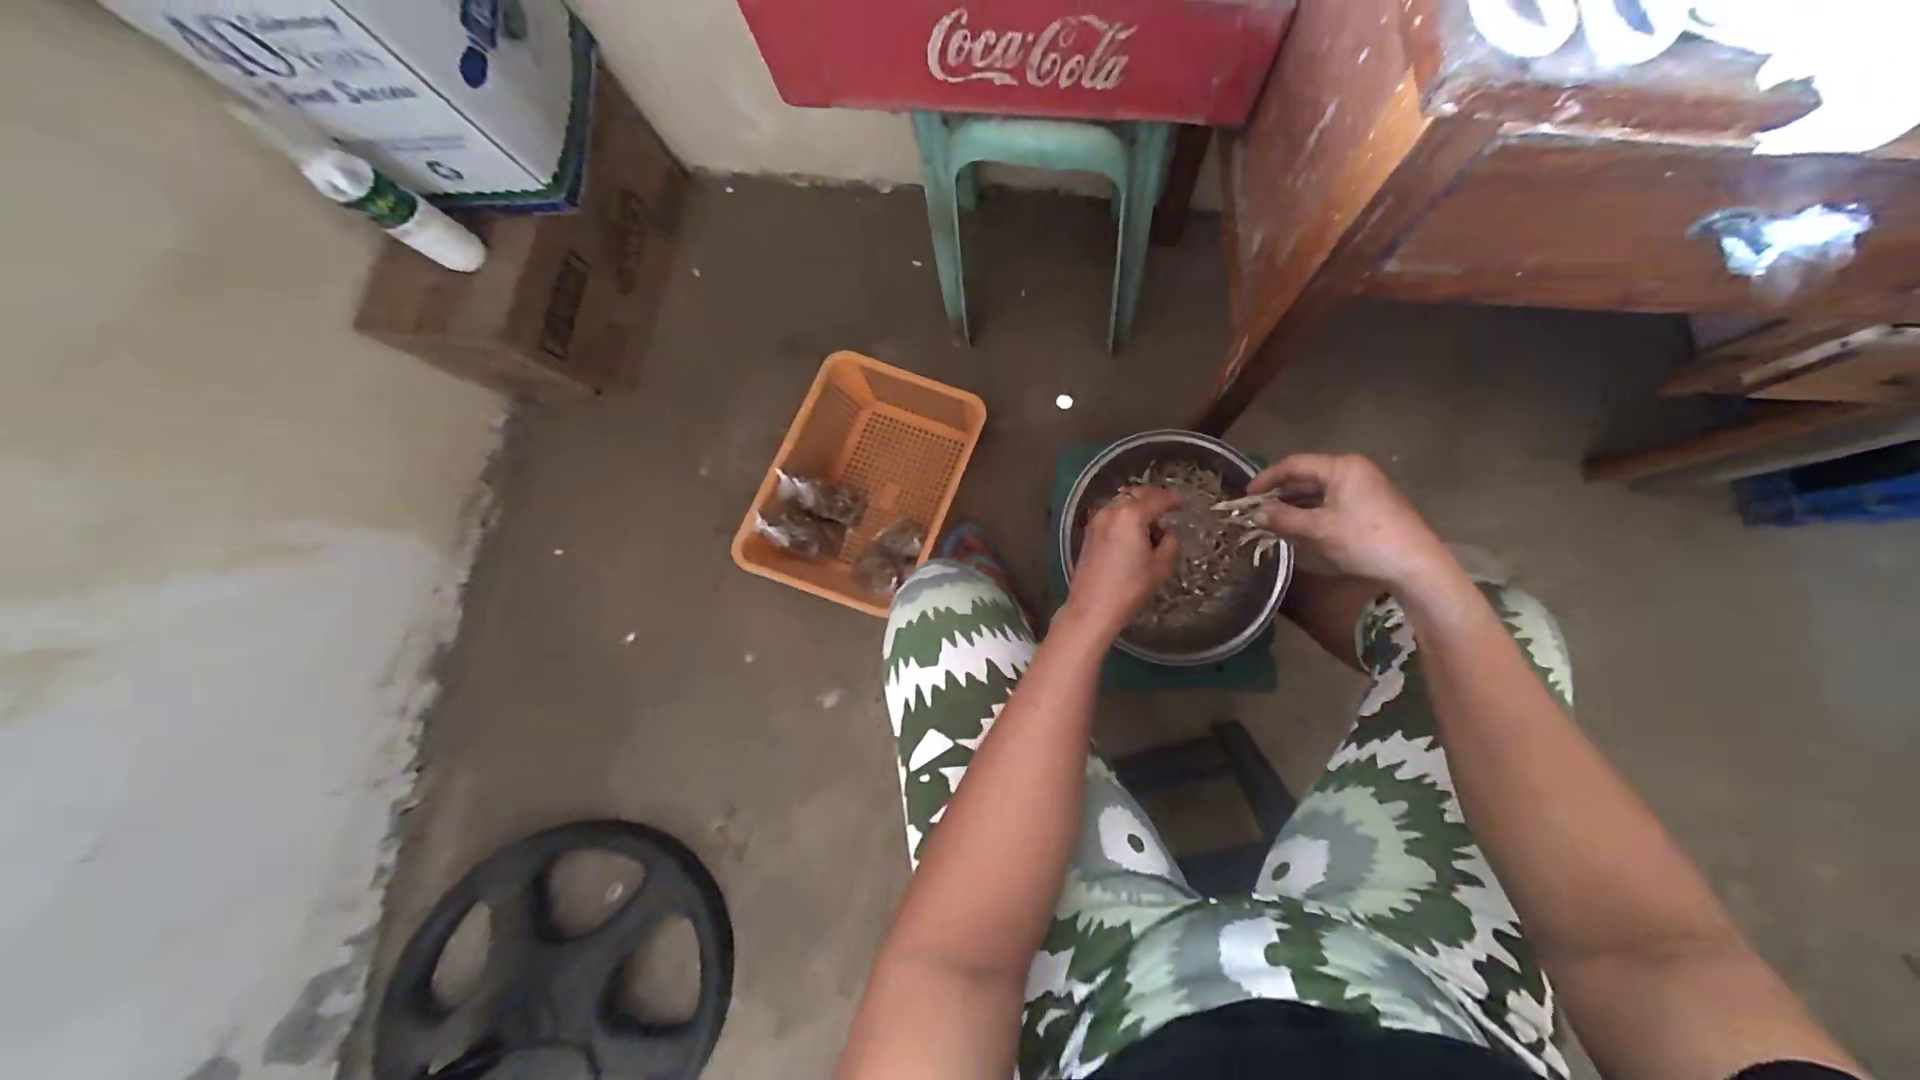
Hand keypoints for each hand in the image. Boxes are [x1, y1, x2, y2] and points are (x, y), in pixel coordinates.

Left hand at [1063, 486, 1181, 637]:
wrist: (1092, 608)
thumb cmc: (1130, 588)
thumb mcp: (1160, 567)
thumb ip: (1169, 543)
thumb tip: (1166, 534)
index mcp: (1131, 516)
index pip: (1156, 499)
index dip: (1172, 499)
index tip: (1181, 503)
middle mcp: (1110, 512)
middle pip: (1135, 495)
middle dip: (1152, 498)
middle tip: (1167, 508)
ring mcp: (1095, 522)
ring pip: (1121, 504)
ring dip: (1136, 508)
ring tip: (1150, 527)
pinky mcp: (1088, 534)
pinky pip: (1110, 516)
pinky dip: (1123, 518)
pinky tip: (1132, 535)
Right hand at [1249, 454, 1454, 589]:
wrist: (1415, 565)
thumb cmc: (1364, 539)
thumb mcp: (1318, 529)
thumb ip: (1283, 518)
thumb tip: (1255, 514)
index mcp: (1342, 467)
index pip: (1294, 464)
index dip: (1267, 478)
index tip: (1247, 495)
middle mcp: (1353, 471)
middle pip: (1306, 477)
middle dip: (1280, 494)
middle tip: (1256, 510)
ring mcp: (1363, 488)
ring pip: (1318, 492)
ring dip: (1294, 505)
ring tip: (1272, 521)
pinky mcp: (1369, 506)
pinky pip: (1331, 503)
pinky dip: (1311, 513)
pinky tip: (1297, 528)